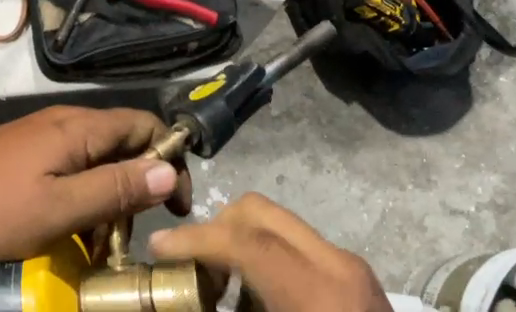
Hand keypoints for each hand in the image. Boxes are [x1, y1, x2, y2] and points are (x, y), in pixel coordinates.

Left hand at [0, 106, 191, 261]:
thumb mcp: (62, 209)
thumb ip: (116, 188)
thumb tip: (170, 169)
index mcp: (80, 128)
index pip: (144, 125)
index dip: (170, 160)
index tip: (178, 206)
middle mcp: (67, 121)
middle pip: (123, 143)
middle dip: (139, 185)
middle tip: (133, 235)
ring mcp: (45, 134)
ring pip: (98, 158)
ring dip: (111, 196)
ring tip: (103, 241)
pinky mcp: (29, 150)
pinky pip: (73, 165)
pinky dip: (85, 194)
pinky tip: (74, 226)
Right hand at [148, 193, 390, 311]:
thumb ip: (229, 311)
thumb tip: (186, 298)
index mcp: (318, 293)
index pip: (245, 240)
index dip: (195, 239)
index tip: (158, 247)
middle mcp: (338, 266)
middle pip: (259, 212)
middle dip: (215, 229)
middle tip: (190, 265)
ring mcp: (351, 268)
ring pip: (277, 225)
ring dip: (240, 244)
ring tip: (220, 290)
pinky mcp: (357, 279)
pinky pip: (297, 248)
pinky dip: (266, 260)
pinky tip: (255, 303)